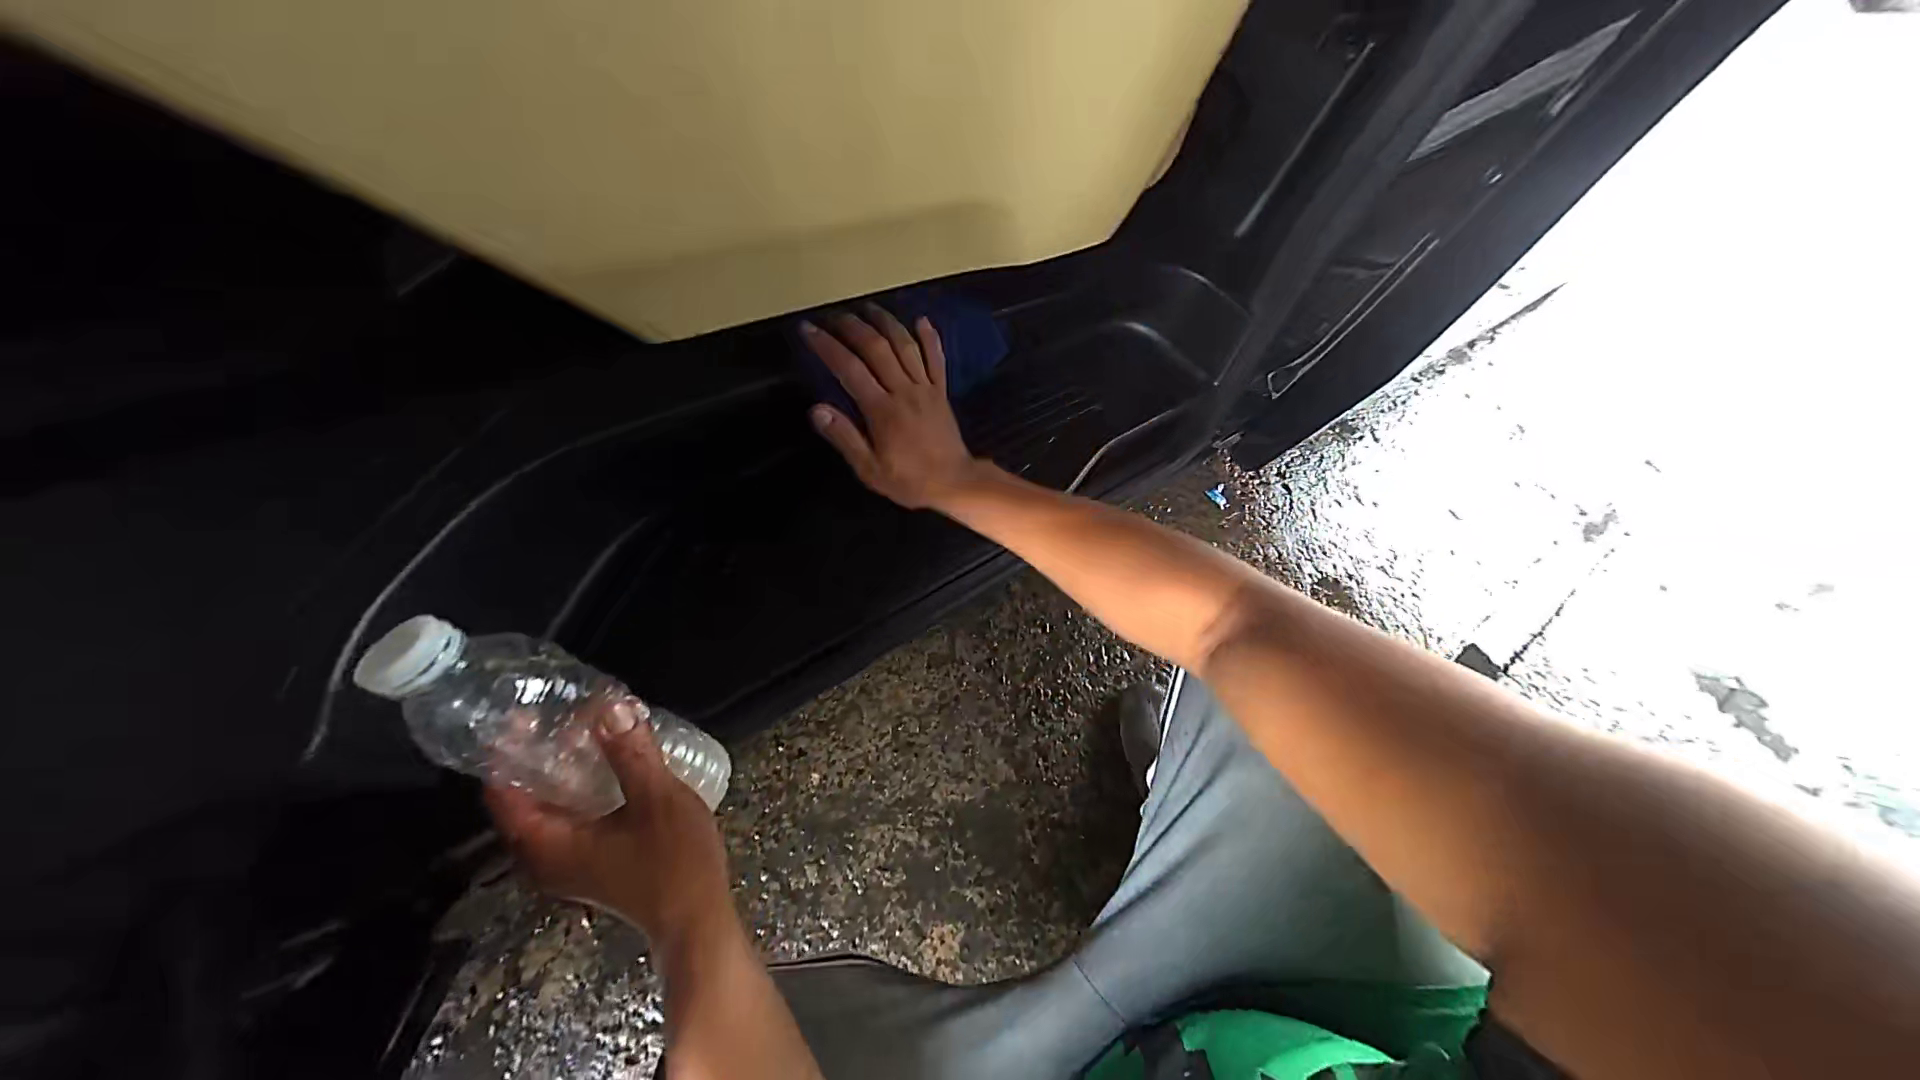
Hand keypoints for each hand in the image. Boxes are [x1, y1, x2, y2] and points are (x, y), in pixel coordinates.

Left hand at [483, 698, 732, 950]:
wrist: (697, 917)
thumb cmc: (673, 861)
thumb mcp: (656, 798)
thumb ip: (631, 753)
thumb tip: (610, 706)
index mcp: (546, 845)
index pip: (504, 791)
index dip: (510, 749)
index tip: (528, 711)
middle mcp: (545, 857)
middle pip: (524, 797)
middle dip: (540, 753)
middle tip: (563, 711)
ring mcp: (568, 863)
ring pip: (550, 806)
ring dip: (564, 768)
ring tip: (589, 729)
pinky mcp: (592, 863)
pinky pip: (570, 816)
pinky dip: (581, 787)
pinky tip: (611, 765)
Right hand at [802, 304, 982, 509]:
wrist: (955, 483)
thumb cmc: (909, 480)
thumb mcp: (870, 469)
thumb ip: (844, 437)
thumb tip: (817, 409)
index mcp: (882, 411)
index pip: (848, 369)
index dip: (826, 346)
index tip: (808, 330)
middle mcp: (903, 391)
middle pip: (876, 348)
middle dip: (852, 327)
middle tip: (833, 316)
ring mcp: (925, 389)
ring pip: (904, 346)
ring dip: (885, 322)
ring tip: (867, 307)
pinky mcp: (941, 392)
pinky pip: (936, 359)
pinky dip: (929, 337)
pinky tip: (921, 320)